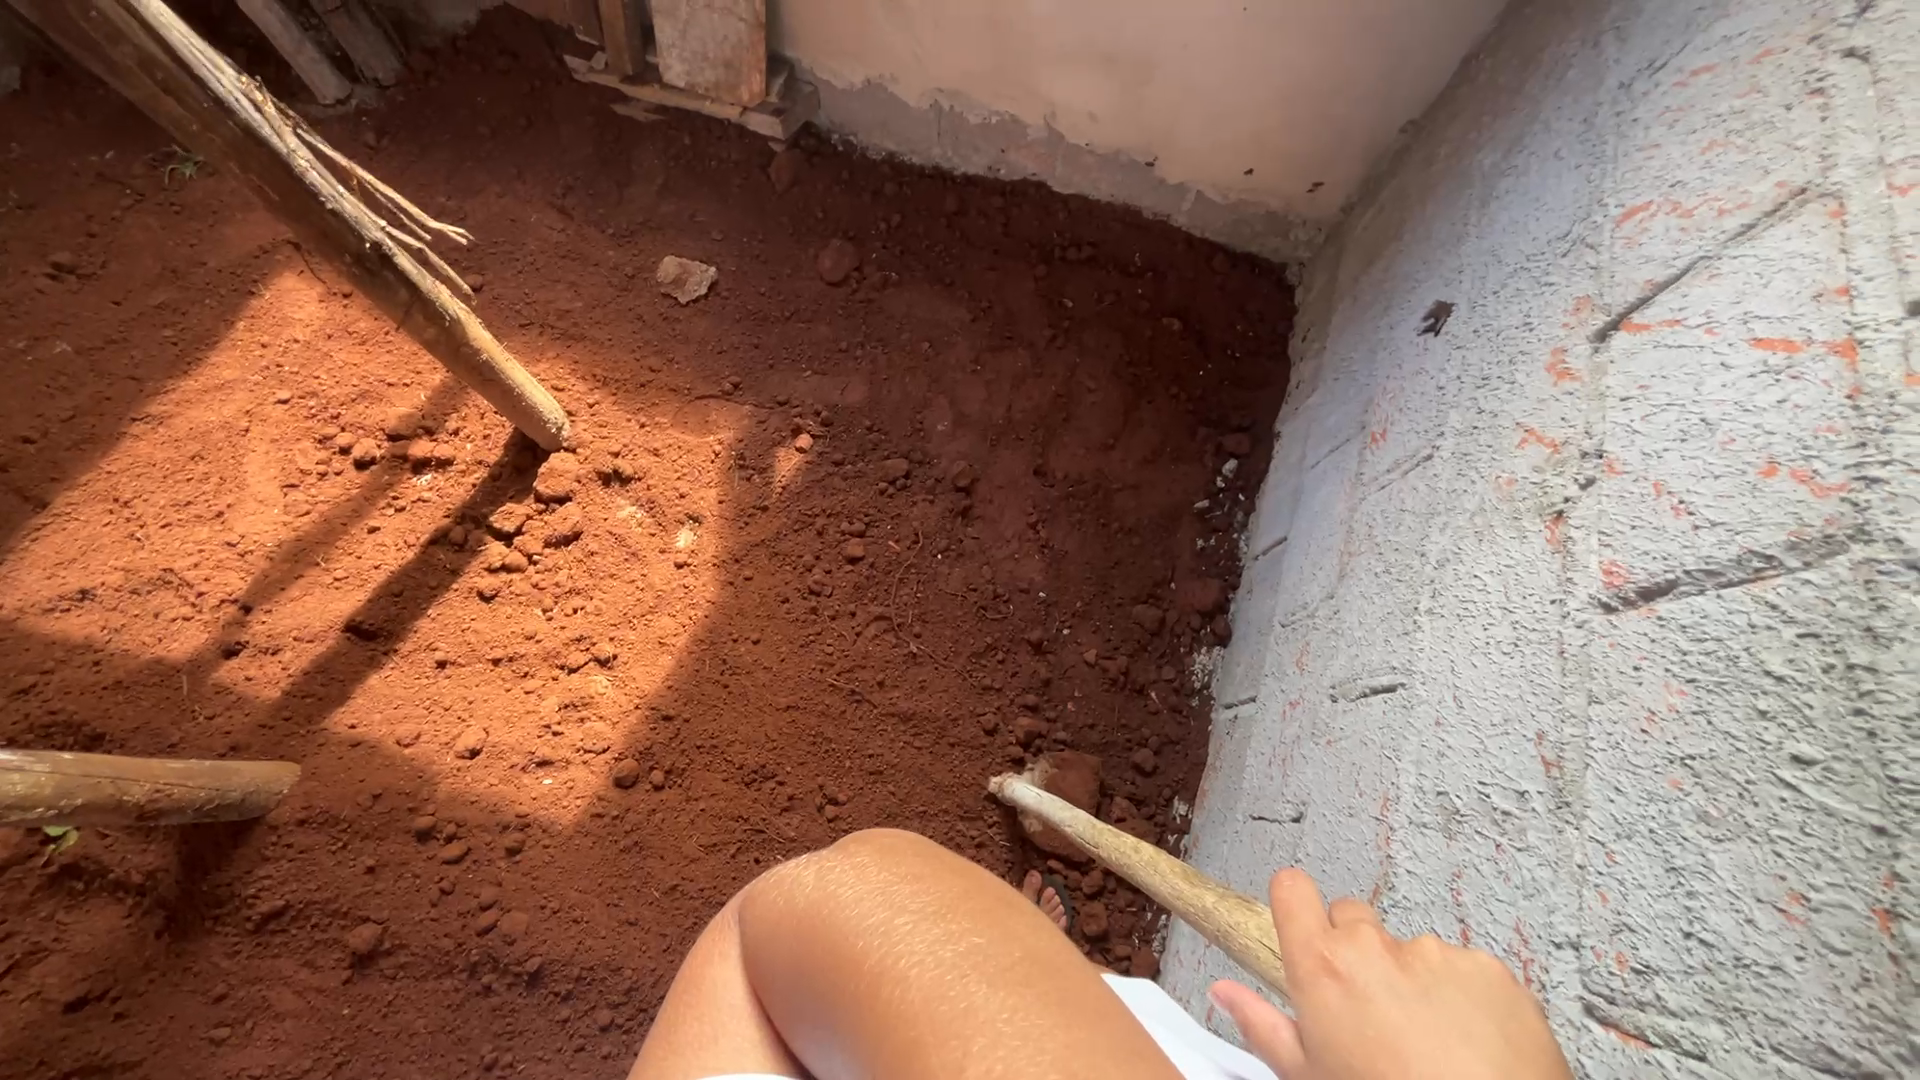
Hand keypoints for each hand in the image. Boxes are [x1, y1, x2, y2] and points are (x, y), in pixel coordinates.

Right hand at [1208, 868, 1572, 1079]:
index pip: (1291, 888)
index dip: (1296, 904)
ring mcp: (1435, 953)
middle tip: (1372, 1012)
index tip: (1306, 929)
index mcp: (1322, 965)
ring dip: (1415, 981)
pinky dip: (1468, 999)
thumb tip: (1222, 991)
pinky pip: (1467, 970)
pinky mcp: (1491, 970)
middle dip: (1358, 952)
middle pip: (1352, 918)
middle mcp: (1373, 945)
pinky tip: (1474, 1047)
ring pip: (1412, 949)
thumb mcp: (1309, 1078)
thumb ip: (1261, 1026)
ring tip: (1433, 1044)